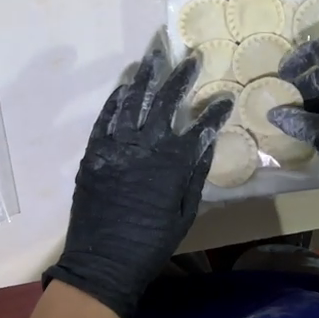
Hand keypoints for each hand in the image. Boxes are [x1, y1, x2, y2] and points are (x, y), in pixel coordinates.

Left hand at [44, 45, 233, 317]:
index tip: (225, 95)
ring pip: (133, 102)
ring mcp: (116, 147)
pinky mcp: (93, 152)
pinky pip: (105, 118)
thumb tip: (208, 139)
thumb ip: (196, 172)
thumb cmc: (151, 242)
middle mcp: (145, 147)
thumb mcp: (186, 212)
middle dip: (180, 77)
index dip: (214, 109)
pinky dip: (116, 99)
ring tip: (155, 55)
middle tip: (191, 57)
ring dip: (145, 76)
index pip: (199, 126)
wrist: (102, 262)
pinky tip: (126, 83)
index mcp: (172, 163)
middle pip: (165, 103)